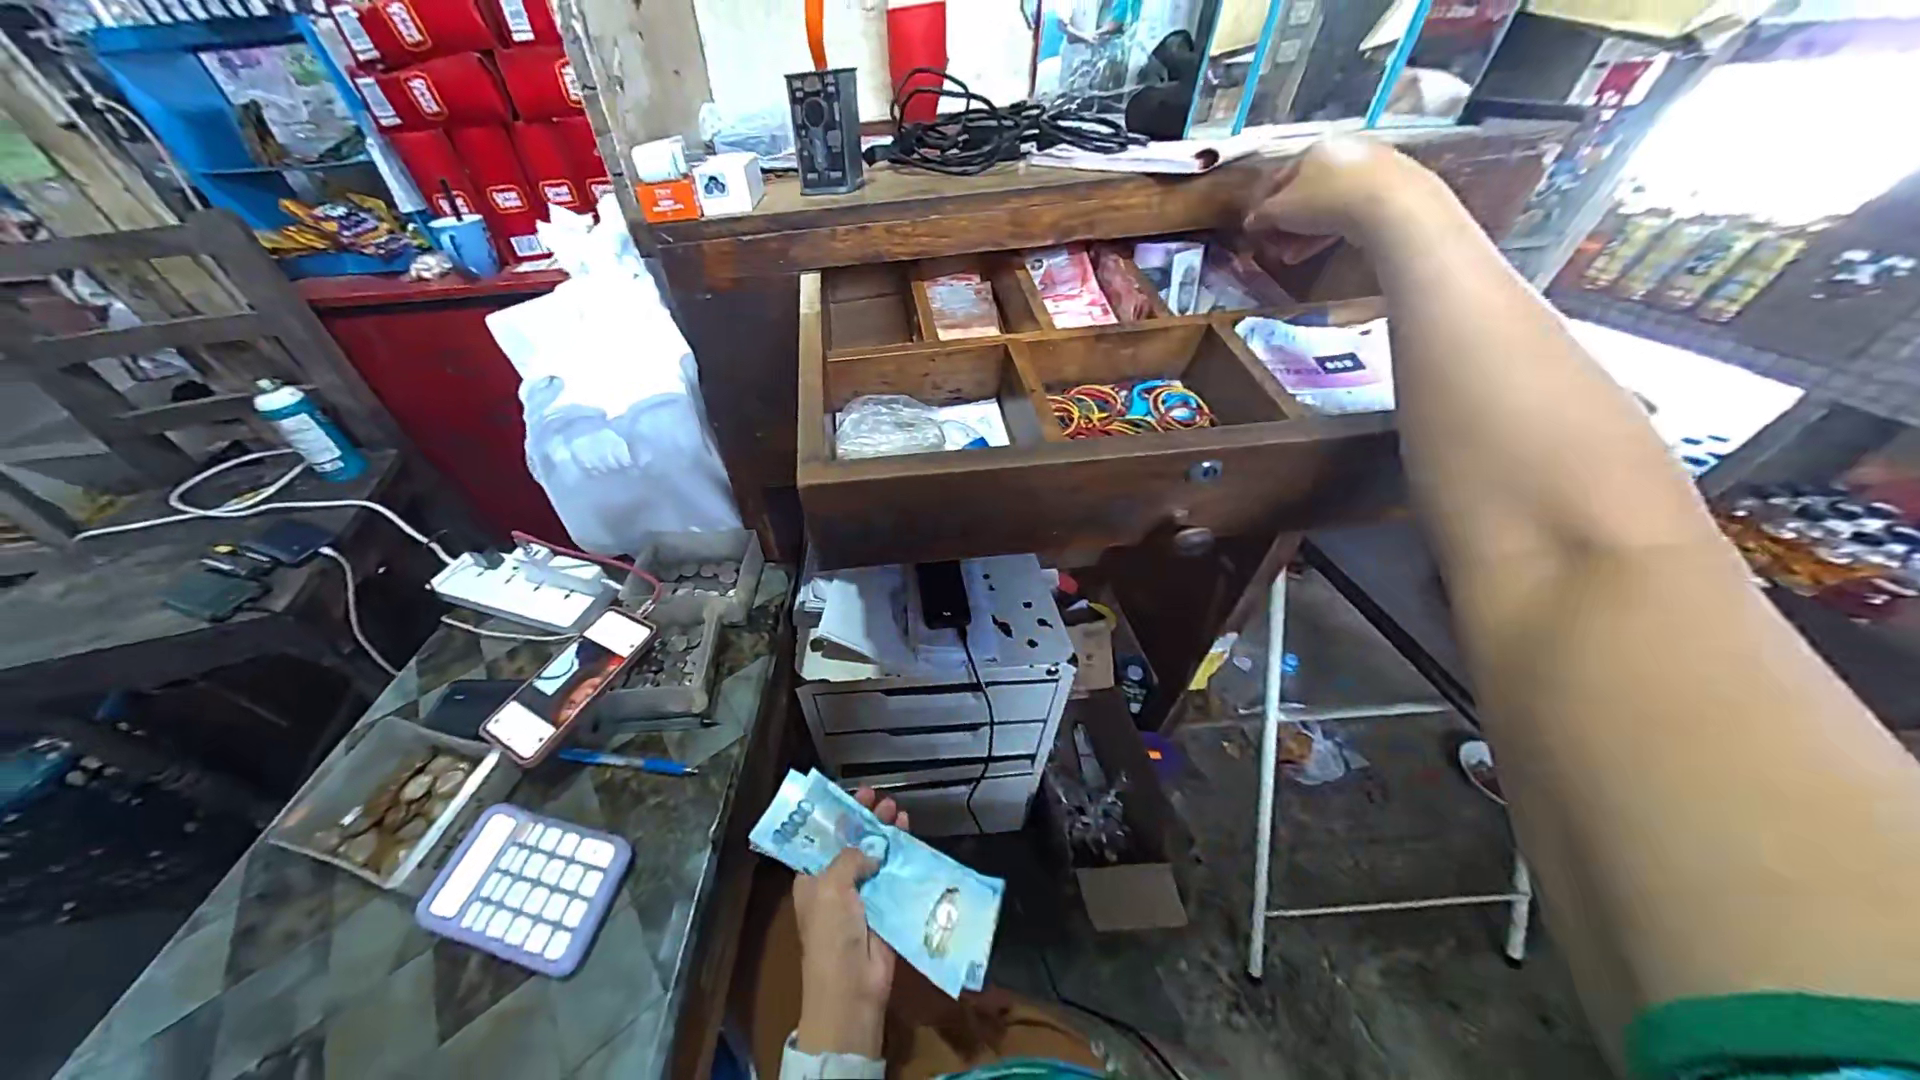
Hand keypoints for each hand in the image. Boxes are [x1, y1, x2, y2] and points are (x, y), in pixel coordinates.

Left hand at [792, 788, 909, 1059]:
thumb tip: (871, 847)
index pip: (824, 838)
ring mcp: (861, 895)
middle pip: (852, 842)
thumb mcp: (831, 888)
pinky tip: (909, 834)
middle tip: (881, 798)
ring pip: (874, 854)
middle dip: (865, 819)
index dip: (839, 814)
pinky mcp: (884, 906)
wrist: (853, 988)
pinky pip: (893, 873)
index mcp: (812, 878)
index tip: (855, 794)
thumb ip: (850, 856)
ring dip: (885, 832)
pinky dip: (901, 853)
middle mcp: (835, 883)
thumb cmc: (832, 934)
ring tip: (898, 810)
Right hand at [1242, 137, 1446, 264]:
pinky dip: (1329, 230)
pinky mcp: (1388, 188)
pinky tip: (1318, 249)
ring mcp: (1368, 168)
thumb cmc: (1324, 200)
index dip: (1263, 205)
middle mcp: (1341, 152)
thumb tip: (1250, 222)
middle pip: (1304, 192)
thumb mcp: (1281, 211)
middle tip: (1275, 247)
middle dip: (1286, 224)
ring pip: (1326, 204)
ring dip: (1304, 232)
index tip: (1255, 228)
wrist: (1388, 204)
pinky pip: (1349, 211)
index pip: (1279, 178)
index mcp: (1313, 149)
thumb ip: (1262, 216)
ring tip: (1292, 256)